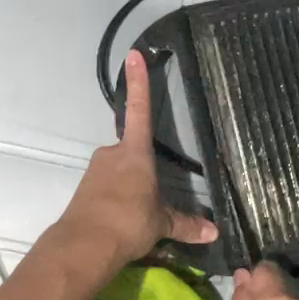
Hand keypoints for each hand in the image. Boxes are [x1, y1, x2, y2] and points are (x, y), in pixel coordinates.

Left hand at [48, 50, 217, 279]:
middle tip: (152, 200)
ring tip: (138, 218)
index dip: (139, 82)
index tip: (133, 55)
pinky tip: (122, 223)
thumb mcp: (161, 223)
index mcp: (135, 153)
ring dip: (128, 189)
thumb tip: (214, 232)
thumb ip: (185, 224)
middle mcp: (112, 154)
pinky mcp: (84, 190)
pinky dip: (115, 202)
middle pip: (131, 152)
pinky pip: (106, 190)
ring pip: (117, 173)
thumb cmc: (128, 223)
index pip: (140, 110)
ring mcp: (95, 171)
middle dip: (142, 171)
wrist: (84, 245)